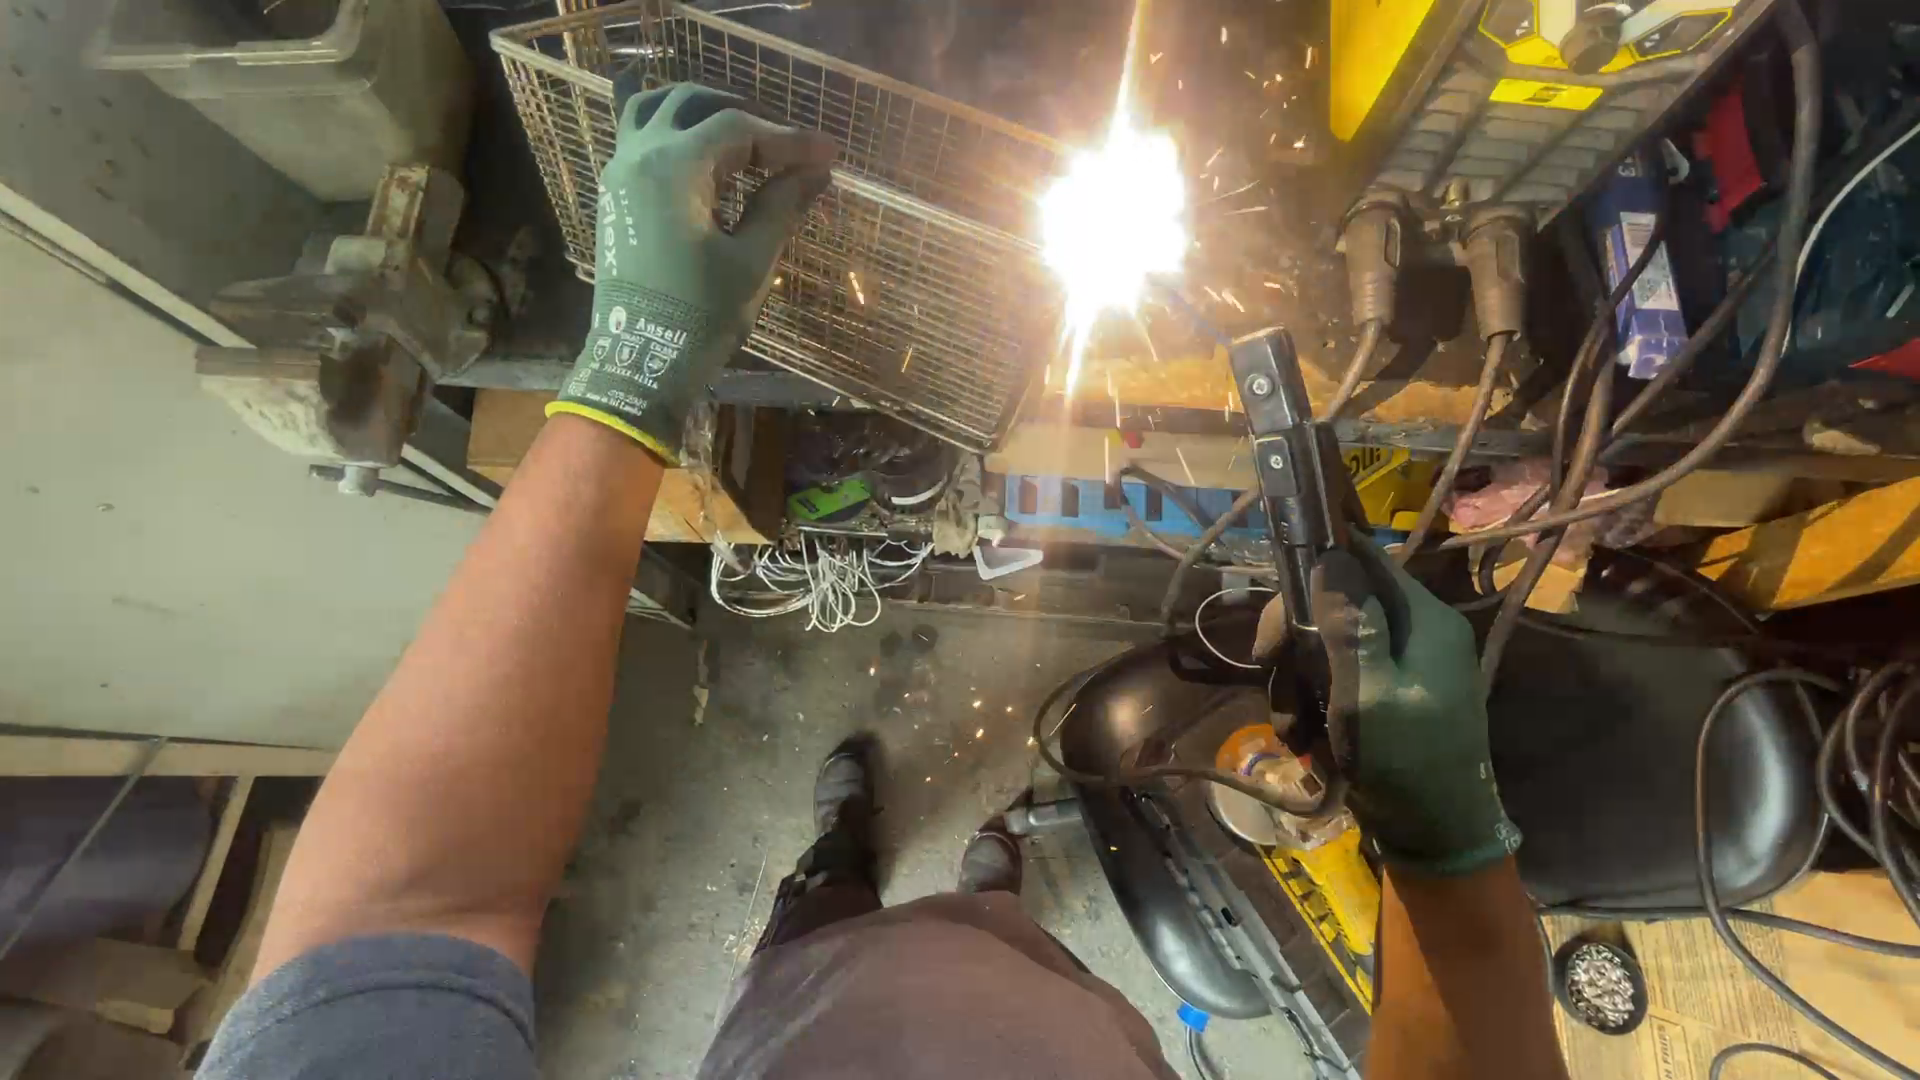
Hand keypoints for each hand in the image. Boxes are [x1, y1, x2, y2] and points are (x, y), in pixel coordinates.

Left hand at [551, 84, 835, 461]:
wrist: (641, 360)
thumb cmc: (701, 315)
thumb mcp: (751, 262)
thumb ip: (781, 207)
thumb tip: (817, 172)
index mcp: (675, 167)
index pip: (738, 129)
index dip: (787, 138)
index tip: (827, 152)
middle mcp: (640, 154)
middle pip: (694, 105)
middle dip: (746, 116)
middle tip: (787, 147)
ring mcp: (621, 172)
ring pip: (656, 111)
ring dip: (703, 114)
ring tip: (744, 140)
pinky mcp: (617, 195)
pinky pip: (640, 138)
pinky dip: (674, 133)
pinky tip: (704, 160)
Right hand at [1310, 539, 1519, 874]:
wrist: (1435, 839)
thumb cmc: (1405, 762)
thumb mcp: (1369, 693)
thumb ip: (1350, 624)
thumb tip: (1330, 554)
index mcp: (1423, 621)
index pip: (1363, 558)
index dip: (1315, 565)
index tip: (1280, 604)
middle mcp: (1410, 633)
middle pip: (1331, 603)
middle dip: (1293, 640)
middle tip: (1268, 666)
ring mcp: (1394, 665)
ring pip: (1319, 645)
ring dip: (1293, 684)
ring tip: (1293, 731)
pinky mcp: (1377, 693)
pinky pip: (1327, 679)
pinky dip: (1307, 706)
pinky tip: (1304, 741)